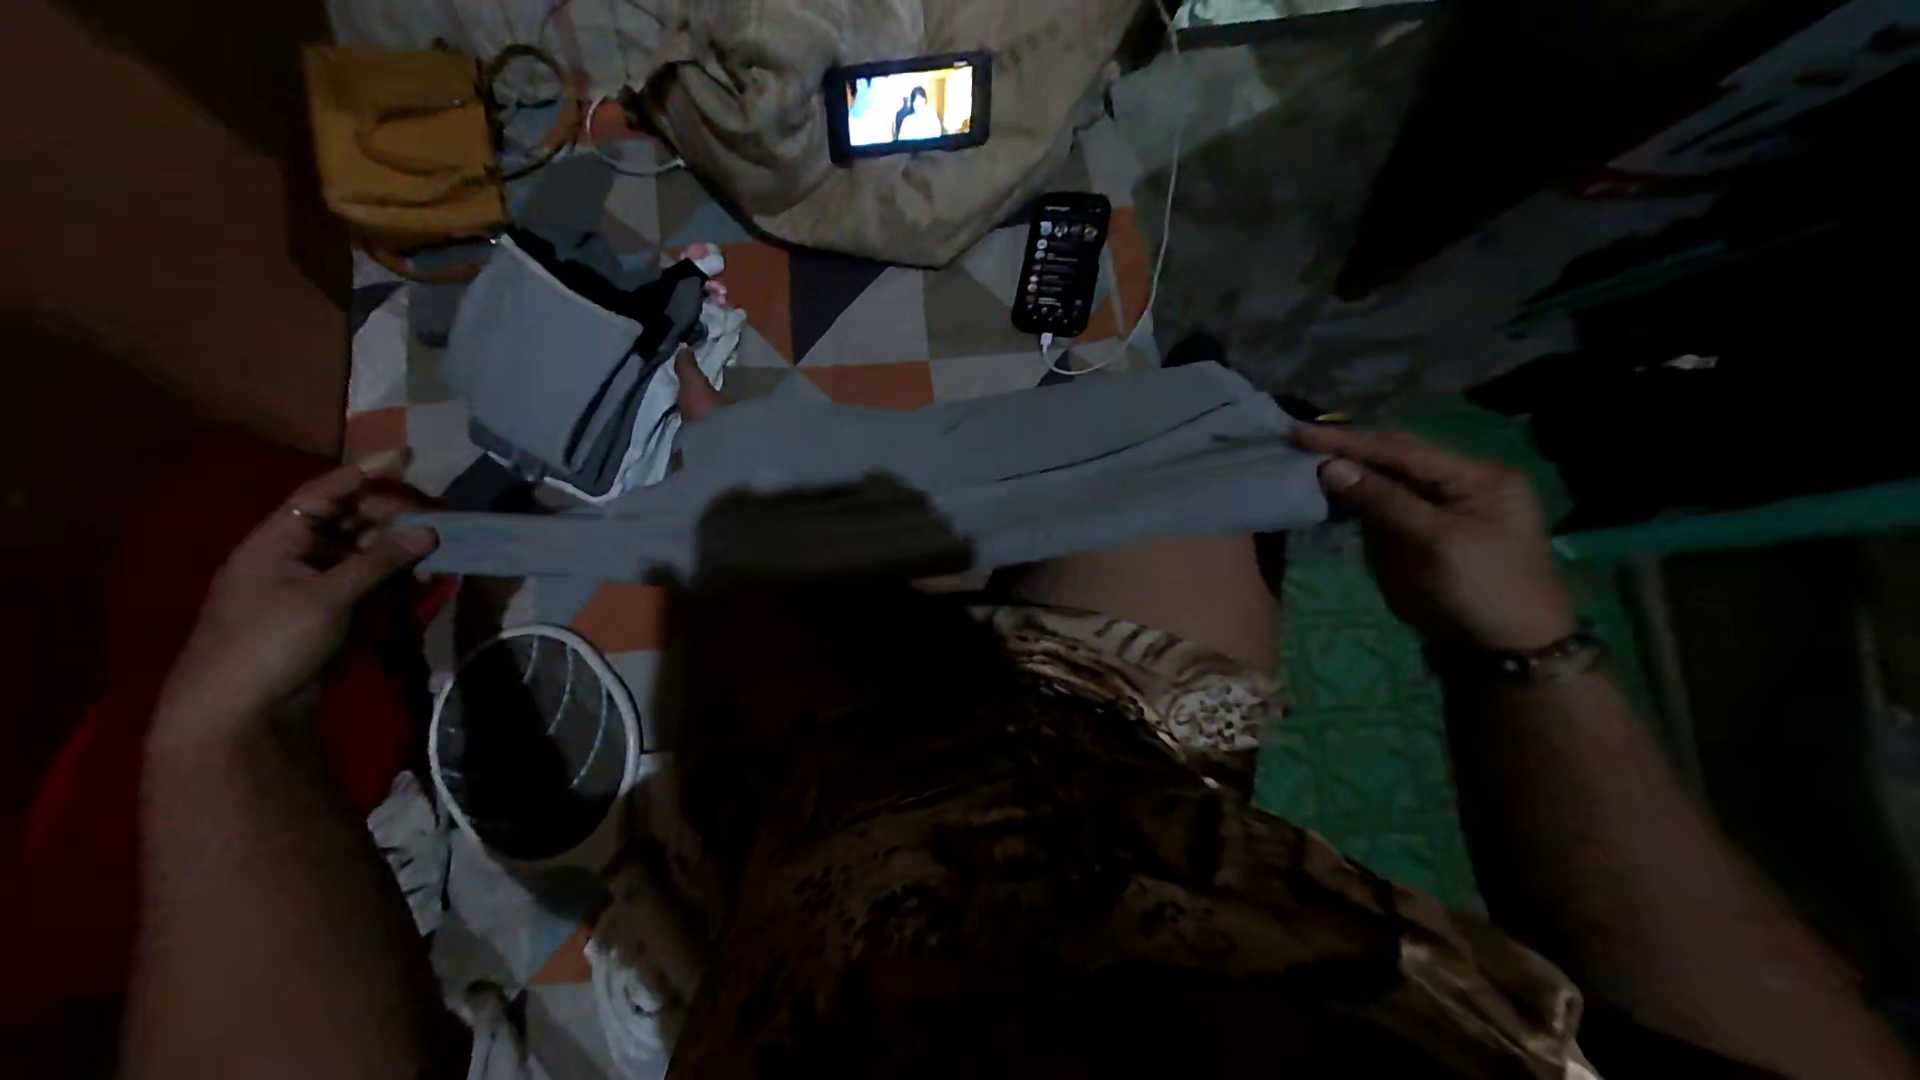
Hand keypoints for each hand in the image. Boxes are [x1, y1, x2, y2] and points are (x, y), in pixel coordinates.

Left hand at [155, 454, 438, 736]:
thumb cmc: (270, 642)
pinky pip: (372, 578)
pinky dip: (398, 572)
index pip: (322, 494)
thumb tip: (430, 530)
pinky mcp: (333, 609)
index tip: (404, 456)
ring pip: (365, 549)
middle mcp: (295, 555)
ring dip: (400, 542)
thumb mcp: (326, 598)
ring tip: (440, 538)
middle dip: (392, 511)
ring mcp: (315, 583)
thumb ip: (379, 561)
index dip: (362, 473)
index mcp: (276, 543)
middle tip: (437, 512)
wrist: (242, 709)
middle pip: (348, 519)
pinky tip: (425, 570)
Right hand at [1292, 426, 1575, 652]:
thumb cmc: (1481, 588)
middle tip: (1297, 438)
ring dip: (1344, 470)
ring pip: (1382, 479)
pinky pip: (1376, 505)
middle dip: (1347, 447)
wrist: (1501, 649)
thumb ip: (1384, 500)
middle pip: (1393, 457)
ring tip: (1302, 458)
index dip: (1350, 441)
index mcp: (1477, 476)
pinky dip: (1349, 497)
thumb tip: (1329, 467)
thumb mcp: (1436, 540)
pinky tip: (1324, 490)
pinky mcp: (1414, 532)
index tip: (1301, 432)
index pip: (1402, 450)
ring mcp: (1434, 508)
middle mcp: (1456, 483)